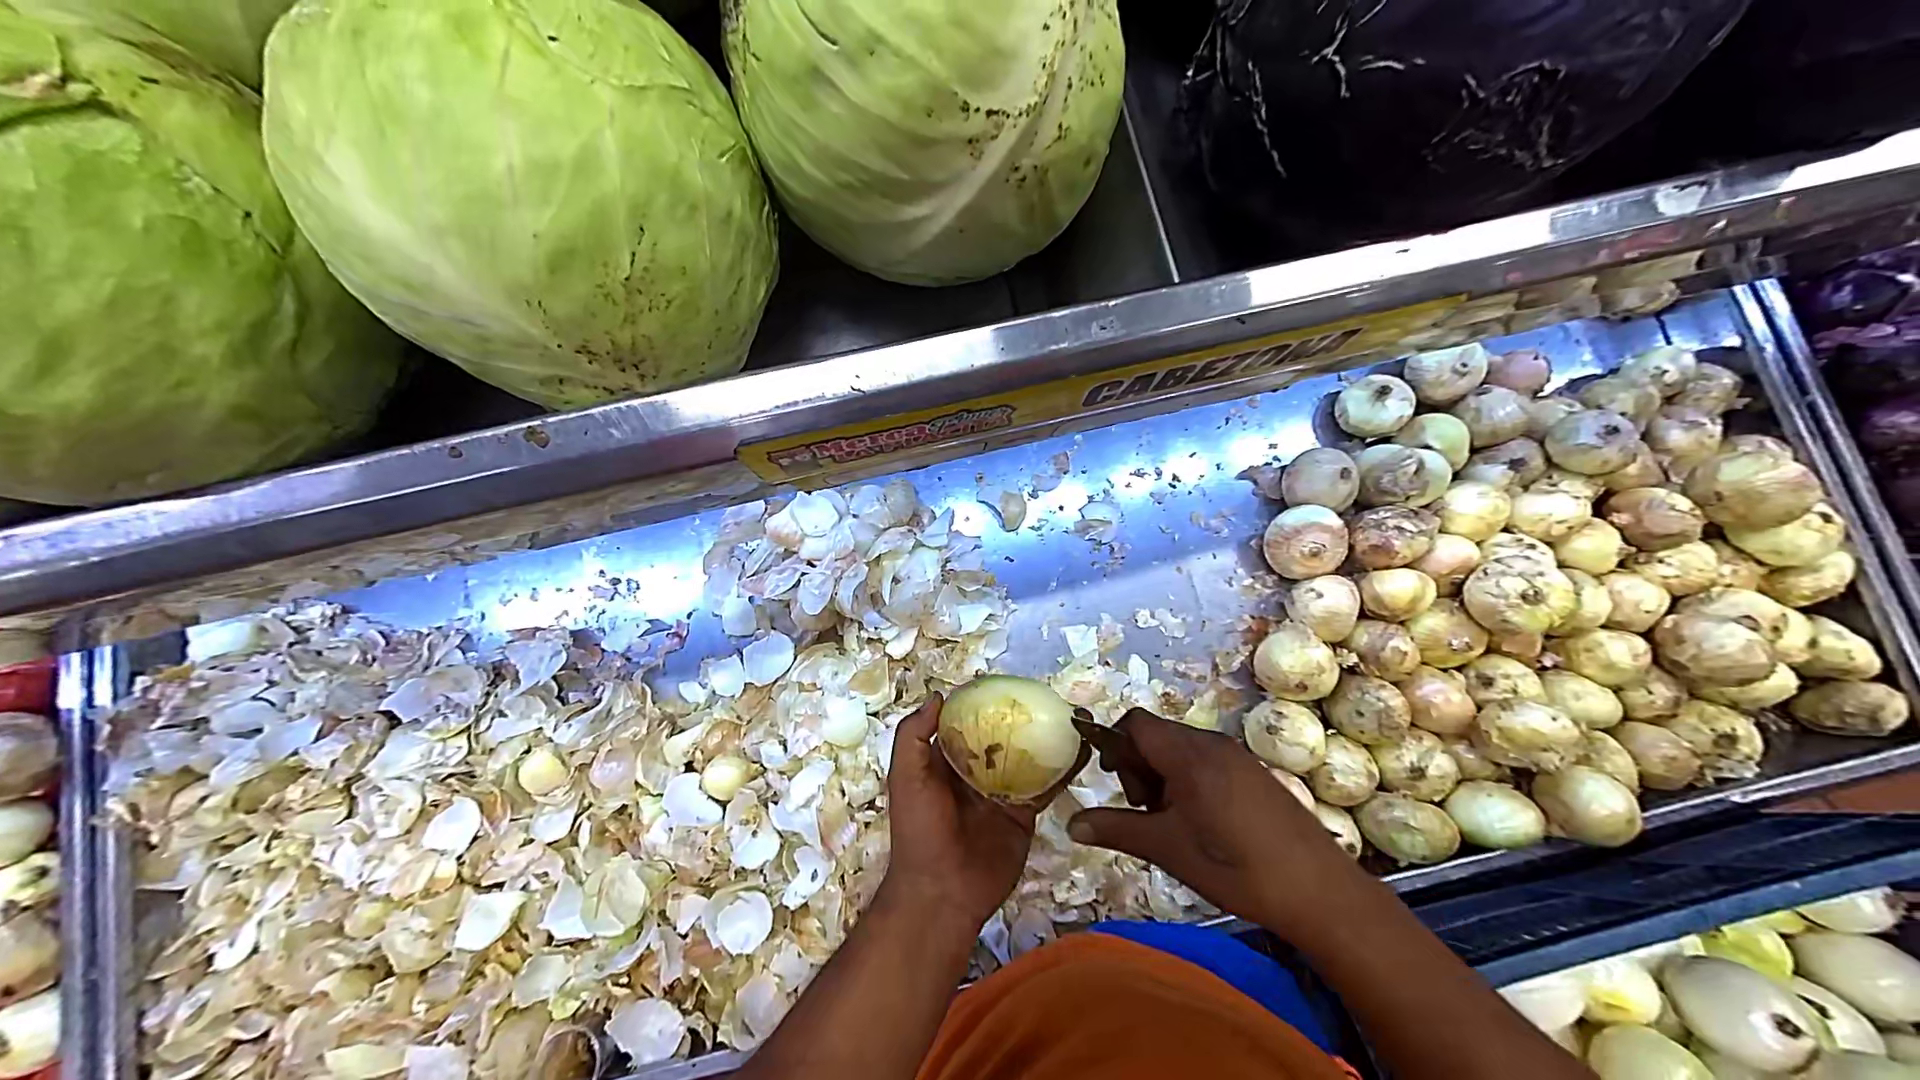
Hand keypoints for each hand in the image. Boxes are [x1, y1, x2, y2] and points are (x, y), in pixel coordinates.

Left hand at [881, 695, 1088, 934]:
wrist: (942, 891)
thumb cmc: (919, 829)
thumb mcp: (906, 777)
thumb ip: (914, 735)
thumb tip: (938, 695)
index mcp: (946, 759)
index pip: (968, 721)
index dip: (986, 701)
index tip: (1011, 682)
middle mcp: (977, 770)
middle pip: (1004, 735)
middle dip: (1023, 717)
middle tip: (1051, 695)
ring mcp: (1003, 790)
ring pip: (1029, 756)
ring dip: (1049, 738)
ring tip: (1075, 716)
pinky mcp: (1025, 812)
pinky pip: (1046, 786)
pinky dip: (1064, 768)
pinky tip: (1083, 749)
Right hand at [1067, 708, 1357, 931]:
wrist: (1321, 893)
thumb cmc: (1235, 868)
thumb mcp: (1167, 849)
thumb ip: (1116, 828)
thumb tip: (1071, 824)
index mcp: (1188, 754)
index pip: (1135, 723)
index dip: (1116, 747)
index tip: (1117, 786)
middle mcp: (1212, 743)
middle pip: (1156, 735)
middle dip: (1139, 767)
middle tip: (1148, 813)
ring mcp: (1236, 756)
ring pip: (1180, 750)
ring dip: (1163, 777)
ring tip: (1175, 824)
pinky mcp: (1253, 772)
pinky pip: (1206, 761)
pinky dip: (1189, 782)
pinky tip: (1204, 825)